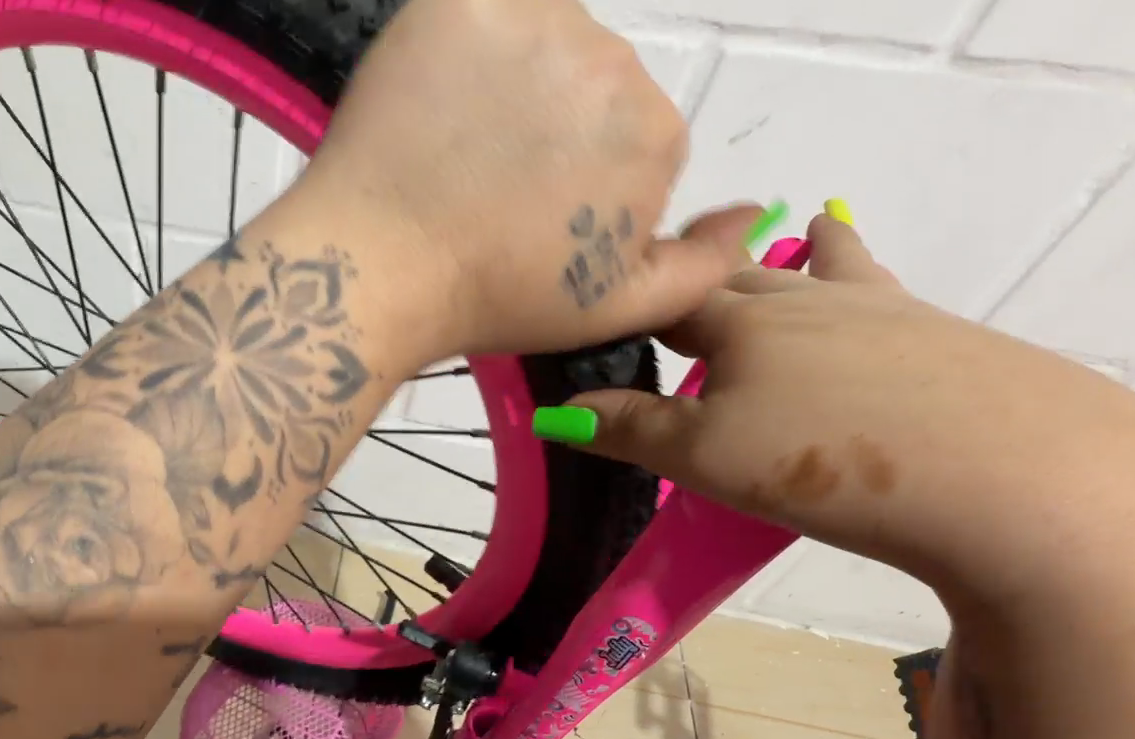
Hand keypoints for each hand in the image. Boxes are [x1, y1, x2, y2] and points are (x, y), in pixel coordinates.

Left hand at [281, 0, 758, 357]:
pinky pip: (483, 10)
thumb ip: (697, 268)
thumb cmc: (490, 299)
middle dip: (541, 129)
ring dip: (502, 84)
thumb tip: (753, 212)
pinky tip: (432, 100)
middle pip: (585, 87)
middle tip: (477, 185)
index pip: (623, 138)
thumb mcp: (609, 312)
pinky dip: (461, 44)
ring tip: (448, 149)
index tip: (520, 214)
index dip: (568, 178)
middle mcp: (617, 65)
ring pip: (536, 43)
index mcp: (655, 137)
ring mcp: (541, 24)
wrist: (381, 270)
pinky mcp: (470, 1)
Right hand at [560, 214, 1134, 597]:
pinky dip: (854, 266)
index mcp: (740, 322)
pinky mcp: (935, 334)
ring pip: (816, 270)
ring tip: (795, 229)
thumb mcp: (701, 454)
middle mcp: (806, 300)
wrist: (1005, 476)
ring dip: (791, 256)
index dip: (631, 304)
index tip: (603, 310)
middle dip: (701, 283)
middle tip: (677, 299)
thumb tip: (554, 413)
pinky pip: (875, 287)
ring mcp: (879, 309)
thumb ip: (626, 428)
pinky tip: (860, 270)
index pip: (669, 298)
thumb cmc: (820, 460)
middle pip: (738, 279)